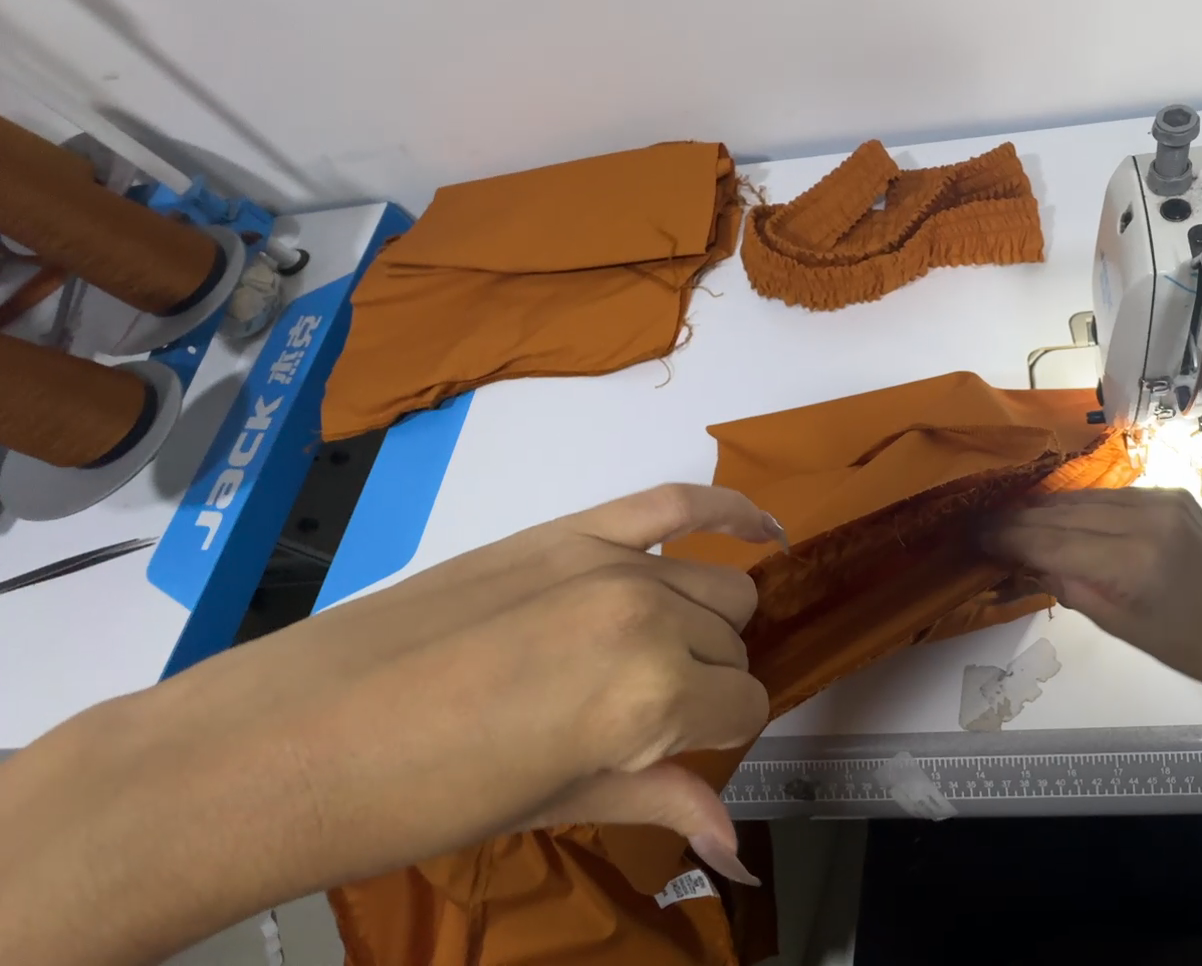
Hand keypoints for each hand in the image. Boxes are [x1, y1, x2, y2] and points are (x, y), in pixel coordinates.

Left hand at [0, 484, 779, 965]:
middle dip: (710, 682)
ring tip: (651, 654)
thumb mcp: (556, 805)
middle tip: (646, 714)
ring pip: (722, 588)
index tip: (679, 748)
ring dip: (706, 624)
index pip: (747, 704)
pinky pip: (680, 502)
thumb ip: (664, 802)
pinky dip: (732, 511)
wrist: (285, 743)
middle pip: (735, 644)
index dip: (721, 733)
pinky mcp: (574, 531)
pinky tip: (764, 527)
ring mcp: (614, 564)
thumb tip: (736, 852)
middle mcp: (652, 618)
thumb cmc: (425, 802)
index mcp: (654, 697)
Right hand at [983, 488, 1201, 695]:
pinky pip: (1113, 496)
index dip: (1011, 538)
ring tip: (1011, 515)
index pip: (1054, 543)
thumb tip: (1028, 561)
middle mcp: (1148, 520)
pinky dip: (1081, 505)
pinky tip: (1058, 511)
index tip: (977, 535)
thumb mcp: (1119, 627)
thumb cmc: (1185, 646)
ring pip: (1086, 499)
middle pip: (1066, 514)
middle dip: (1021, 519)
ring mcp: (1163, 501)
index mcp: (1134, 563)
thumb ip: (1070, 588)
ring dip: (1046, 507)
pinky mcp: (1174, 494)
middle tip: (983, 522)